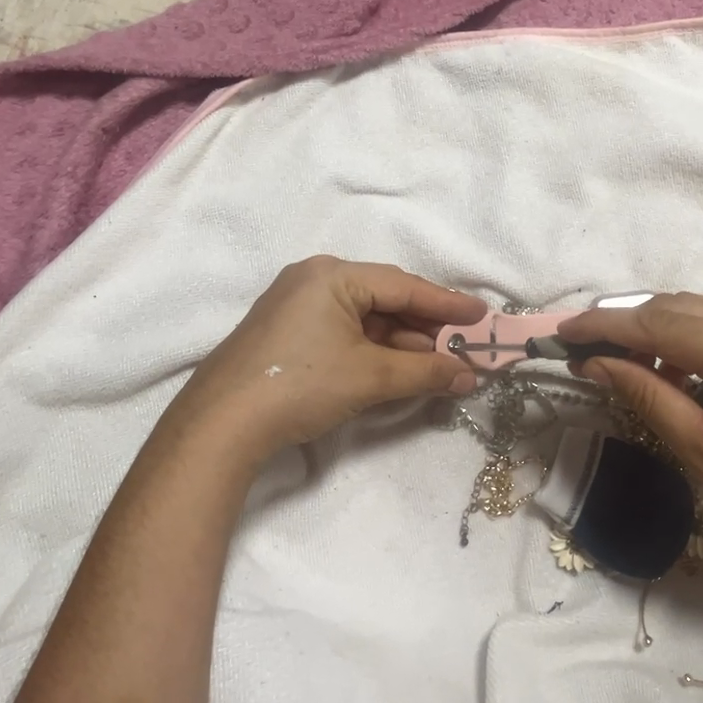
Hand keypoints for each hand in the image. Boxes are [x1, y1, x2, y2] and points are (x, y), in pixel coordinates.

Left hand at [170, 256, 486, 466]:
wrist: (218, 428)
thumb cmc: (301, 385)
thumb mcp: (371, 377)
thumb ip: (425, 371)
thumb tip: (470, 375)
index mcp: (332, 275)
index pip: (404, 286)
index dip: (447, 304)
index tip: (483, 316)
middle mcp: (312, 279)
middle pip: (384, 299)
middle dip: (425, 326)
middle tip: (464, 346)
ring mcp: (295, 305)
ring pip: (364, 318)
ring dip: (401, 342)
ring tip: (437, 365)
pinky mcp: (285, 333)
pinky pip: (342, 331)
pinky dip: (373, 349)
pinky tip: (396, 368)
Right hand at [557, 293, 702, 542]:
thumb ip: (650, 398)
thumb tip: (598, 364)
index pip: (656, 321)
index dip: (603, 325)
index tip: (561, 334)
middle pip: (671, 306)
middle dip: (622, 324)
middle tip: (583, 354)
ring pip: (691, 310)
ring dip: (650, 330)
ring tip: (620, 368)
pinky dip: (679, 339)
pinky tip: (669, 375)